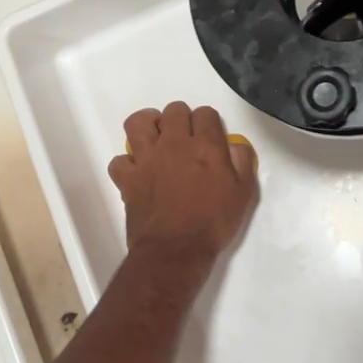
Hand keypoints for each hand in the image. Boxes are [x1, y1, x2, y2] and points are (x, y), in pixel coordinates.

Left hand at [108, 102, 259, 282]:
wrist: (176, 252)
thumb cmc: (214, 222)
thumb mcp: (244, 193)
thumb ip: (243, 162)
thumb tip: (235, 145)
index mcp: (206, 145)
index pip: (206, 113)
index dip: (209, 122)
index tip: (211, 138)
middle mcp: (175, 144)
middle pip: (174, 110)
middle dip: (182, 119)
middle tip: (186, 138)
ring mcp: (147, 159)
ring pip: (138, 123)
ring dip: (148, 126)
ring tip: (157, 139)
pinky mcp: (127, 179)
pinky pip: (119, 160)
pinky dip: (127, 163)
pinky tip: (138, 172)